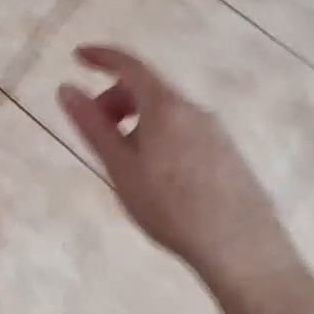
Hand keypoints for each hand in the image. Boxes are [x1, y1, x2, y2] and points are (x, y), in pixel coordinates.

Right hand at [56, 45, 299, 292]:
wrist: (248, 258)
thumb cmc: (171, 207)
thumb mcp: (119, 165)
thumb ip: (91, 123)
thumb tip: (66, 87)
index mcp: (166, 107)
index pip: (129, 65)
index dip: (101, 55)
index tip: (77, 56)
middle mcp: (196, 113)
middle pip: (147, 90)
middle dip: (115, 100)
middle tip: (97, 129)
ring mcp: (219, 136)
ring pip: (167, 114)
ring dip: (138, 122)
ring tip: (127, 160)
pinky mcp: (232, 160)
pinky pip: (186, 133)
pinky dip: (161, 137)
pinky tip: (160, 177)